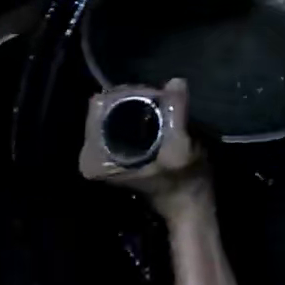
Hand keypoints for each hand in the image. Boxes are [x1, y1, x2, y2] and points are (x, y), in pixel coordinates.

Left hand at [79, 78, 208, 217]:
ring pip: (120, 107)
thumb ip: (175, 114)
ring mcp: (106, 149)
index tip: (156, 97)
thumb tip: (175, 81)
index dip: (129, 94)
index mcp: (93, 158)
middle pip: (110, 103)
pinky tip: (165, 109)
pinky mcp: (121, 146)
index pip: (101, 106)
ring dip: (145, 100)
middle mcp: (92, 152)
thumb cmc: (182, 181)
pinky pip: (129, 115)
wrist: (191, 203)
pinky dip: (147, 108)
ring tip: (168, 102)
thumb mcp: (180, 149)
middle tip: (166, 97)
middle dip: (138, 96)